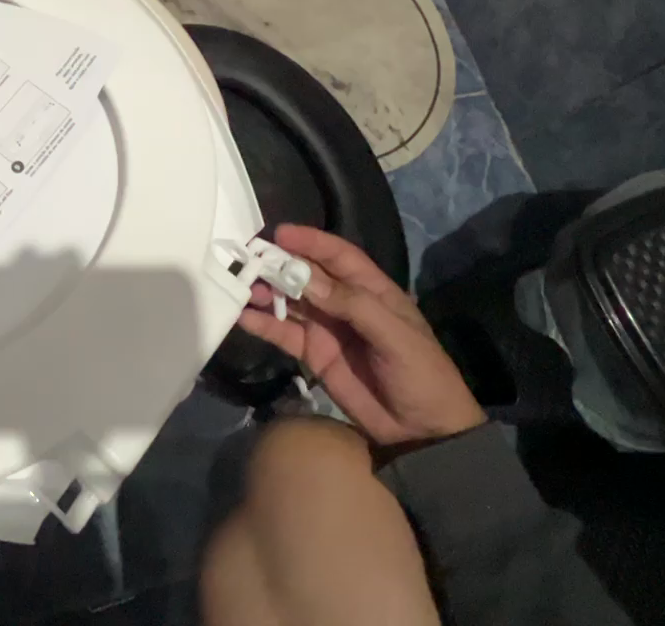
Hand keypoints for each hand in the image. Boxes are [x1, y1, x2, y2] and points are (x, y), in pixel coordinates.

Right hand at [241, 224, 484, 449]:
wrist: (421, 431)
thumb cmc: (420, 373)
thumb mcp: (394, 335)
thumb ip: (352, 305)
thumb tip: (306, 279)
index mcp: (370, 290)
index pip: (338, 256)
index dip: (311, 242)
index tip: (281, 233)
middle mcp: (343, 303)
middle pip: (307, 275)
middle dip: (279, 264)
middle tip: (250, 259)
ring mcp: (326, 328)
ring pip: (290, 301)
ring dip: (267, 292)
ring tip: (243, 287)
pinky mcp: (312, 354)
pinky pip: (283, 333)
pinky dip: (262, 323)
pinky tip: (243, 317)